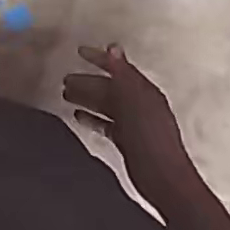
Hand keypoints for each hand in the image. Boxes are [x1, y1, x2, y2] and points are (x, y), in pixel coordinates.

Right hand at [65, 45, 229, 229]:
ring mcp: (134, 123)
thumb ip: (123, 75)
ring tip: (65, 94)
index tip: (80, 51)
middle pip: (110, 87)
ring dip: (87, 98)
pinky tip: (77, 117)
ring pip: (106, 104)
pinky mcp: (127, 140)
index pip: (119, 69)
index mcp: (145, 93)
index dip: (100, 59)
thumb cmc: (151, 140)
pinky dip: (92, 117)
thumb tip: (113, 47)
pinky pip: (106, 123)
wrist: (165, 182)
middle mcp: (140, 105)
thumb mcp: (135, 104)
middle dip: (88, 80)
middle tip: (65, 78)